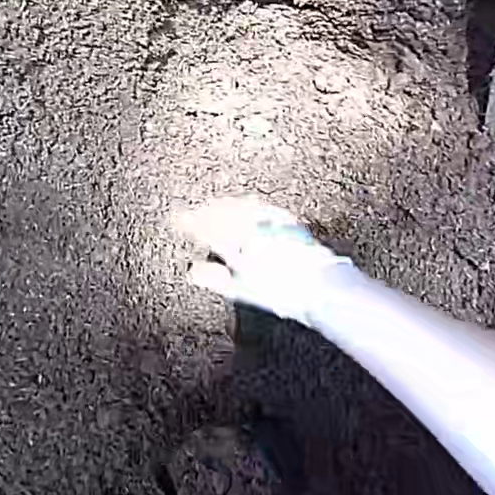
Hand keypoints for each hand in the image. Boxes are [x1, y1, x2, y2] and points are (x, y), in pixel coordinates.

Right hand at [173, 198, 352, 324]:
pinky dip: (251, 204)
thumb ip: (215, 278)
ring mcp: (269, 222)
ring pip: (241, 207)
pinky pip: (263, 206)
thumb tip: (194, 271)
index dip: (189, 223)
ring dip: (226, 205)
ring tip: (216, 205)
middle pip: (222, 214)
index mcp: (236, 246)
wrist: (317, 285)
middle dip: (205, 212)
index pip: (205, 229)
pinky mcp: (287, 220)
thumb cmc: (280, 292)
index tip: (178, 218)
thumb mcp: (241, 290)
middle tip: (194, 211)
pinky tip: (249, 203)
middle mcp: (251, 229)